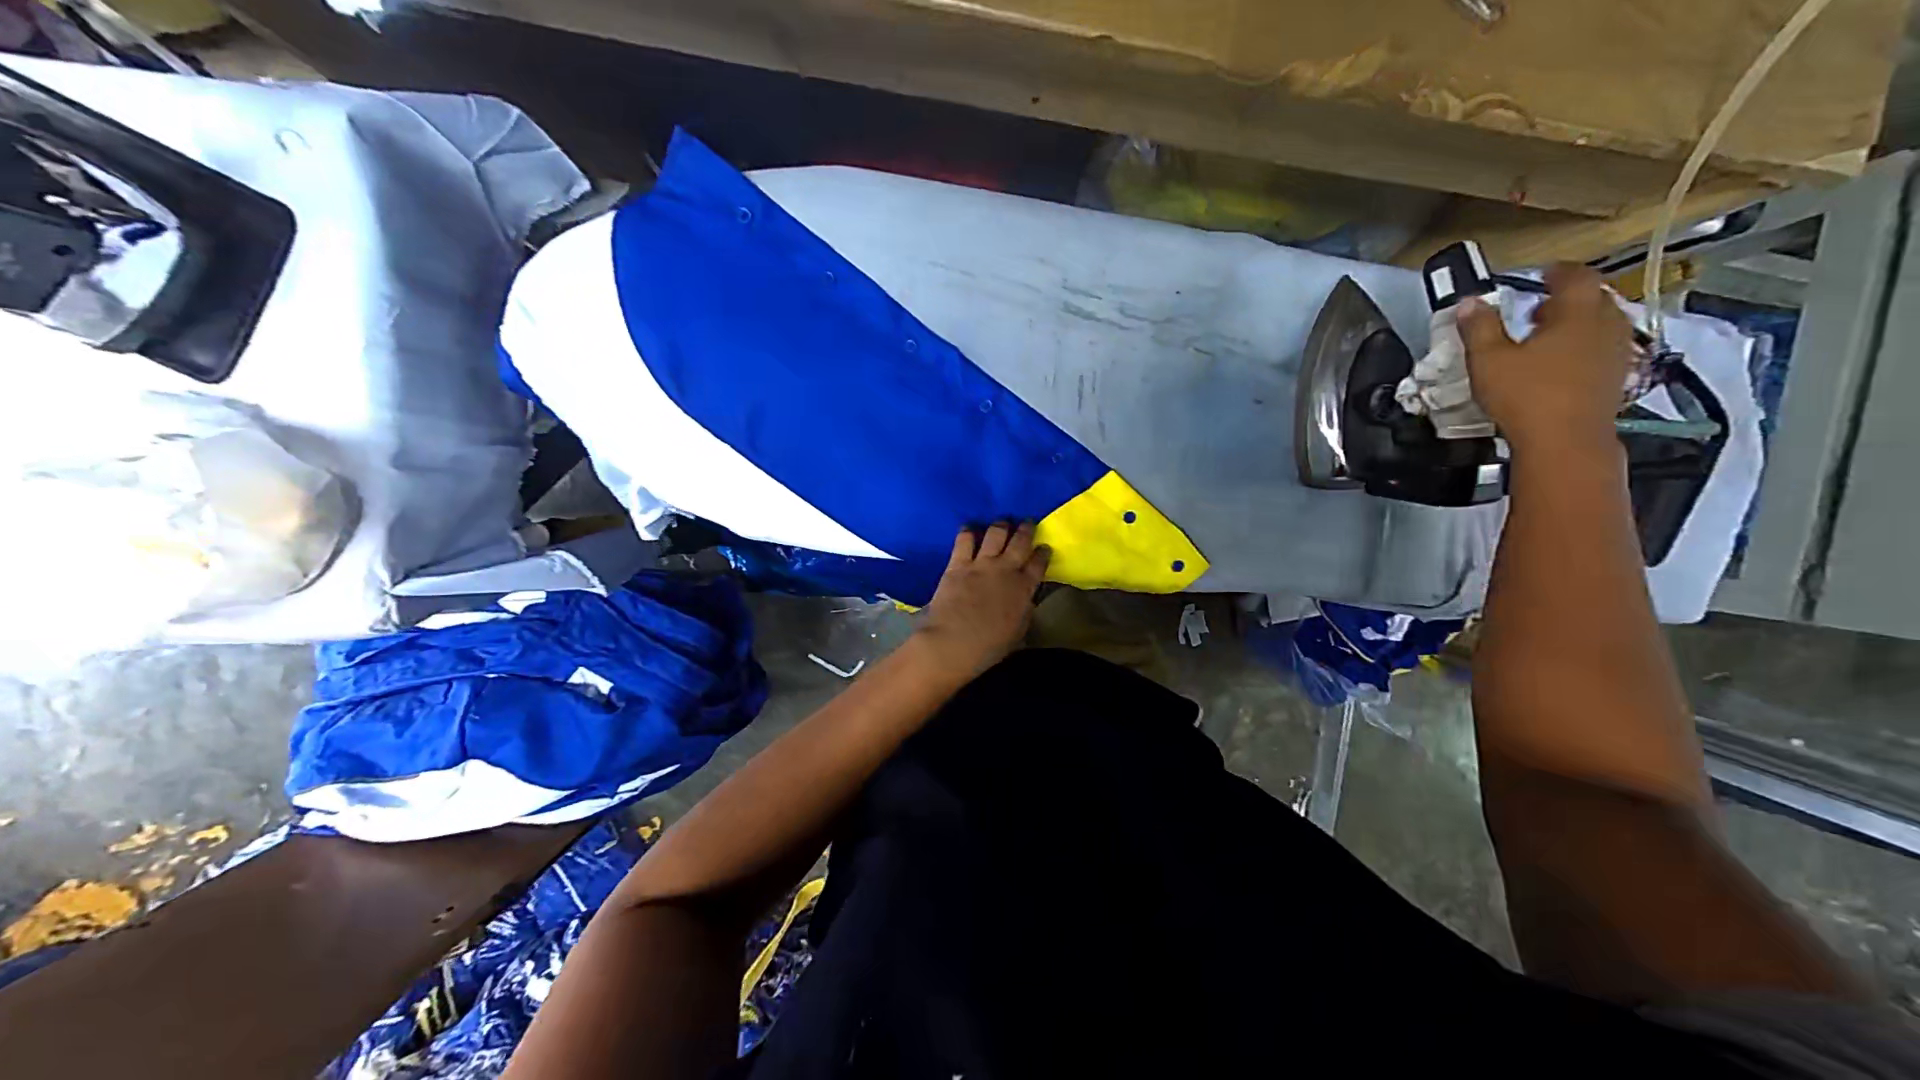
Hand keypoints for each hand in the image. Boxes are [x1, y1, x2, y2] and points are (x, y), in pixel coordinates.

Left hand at [913, 522, 1049, 677]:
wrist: (953, 642)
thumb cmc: (988, 647)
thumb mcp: (1017, 632)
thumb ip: (1023, 611)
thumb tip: (1025, 600)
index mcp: (1024, 589)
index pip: (1038, 564)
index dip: (1043, 553)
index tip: (1044, 546)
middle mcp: (1006, 570)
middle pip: (1020, 542)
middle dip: (1026, 529)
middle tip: (1028, 522)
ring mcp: (981, 564)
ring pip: (996, 534)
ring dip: (1001, 525)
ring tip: (1003, 522)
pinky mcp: (958, 564)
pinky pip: (965, 540)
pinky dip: (968, 531)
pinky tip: (970, 528)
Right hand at [1460, 262, 1632, 454]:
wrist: (1565, 441)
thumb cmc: (1525, 395)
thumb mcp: (1488, 360)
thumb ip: (1479, 328)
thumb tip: (1469, 302)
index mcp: (1577, 314)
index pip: (1576, 278)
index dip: (1559, 272)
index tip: (1542, 273)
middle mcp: (1605, 326)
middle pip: (1594, 299)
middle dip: (1568, 299)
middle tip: (1540, 308)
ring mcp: (1616, 353)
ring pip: (1602, 324)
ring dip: (1578, 324)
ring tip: (1549, 336)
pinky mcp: (1616, 378)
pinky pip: (1604, 349)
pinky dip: (1585, 346)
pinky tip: (1562, 363)